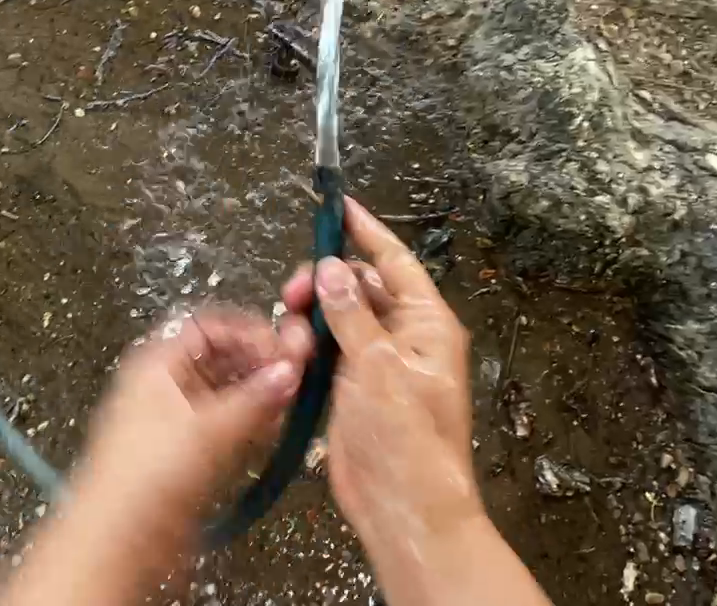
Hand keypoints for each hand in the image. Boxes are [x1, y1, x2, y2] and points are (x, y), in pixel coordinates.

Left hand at [72, 308, 312, 535]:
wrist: (116, 542)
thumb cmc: (140, 477)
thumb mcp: (208, 428)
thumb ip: (256, 397)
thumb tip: (289, 369)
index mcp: (157, 360)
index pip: (210, 325)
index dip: (248, 331)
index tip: (283, 346)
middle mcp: (166, 383)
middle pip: (221, 355)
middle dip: (258, 361)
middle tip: (293, 372)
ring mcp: (177, 417)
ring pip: (227, 389)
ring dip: (258, 391)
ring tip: (289, 399)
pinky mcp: (188, 451)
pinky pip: (226, 421)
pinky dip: (250, 419)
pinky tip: (272, 426)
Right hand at [283, 197, 551, 605]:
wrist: (403, 512)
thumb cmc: (406, 439)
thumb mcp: (378, 368)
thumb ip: (351, 313)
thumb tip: (330, 266)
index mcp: (425, 323)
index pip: (393, 261)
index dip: (366, 230)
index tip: (338, 204)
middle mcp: (402, 334)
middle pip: (356, 284)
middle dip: (322, 281)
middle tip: (292, 293)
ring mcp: (375, 359)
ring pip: (335, 313)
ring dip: (310, 315)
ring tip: (292, 335)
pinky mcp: (351, 382)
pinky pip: (324, 344)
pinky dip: (306, 341)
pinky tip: (291, 352)